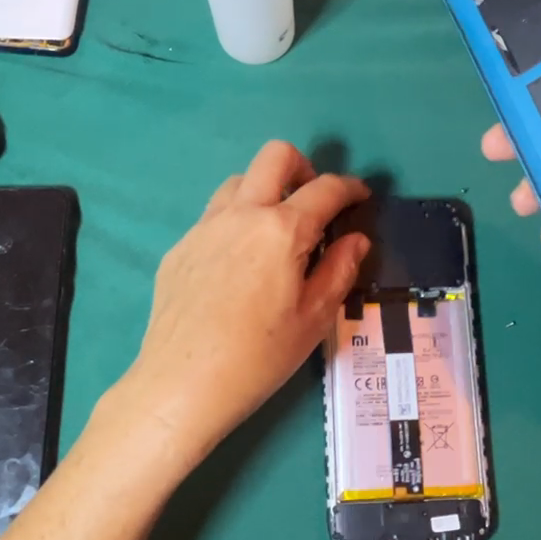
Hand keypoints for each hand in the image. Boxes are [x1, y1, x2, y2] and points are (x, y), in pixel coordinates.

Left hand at [117, 141, 369, 470]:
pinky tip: (238, 267)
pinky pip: (213, 217)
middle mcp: (241, 214)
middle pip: (275, 156)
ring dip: (264, 192)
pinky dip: (236, 223)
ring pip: (238, 181)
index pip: (325, 189)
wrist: (183, 383)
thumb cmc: (259, 356)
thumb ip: (339, 270)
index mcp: (282, 230)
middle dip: (303, 167)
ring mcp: (204, 227)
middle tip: (314, 205)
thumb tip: (355, 240)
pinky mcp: (180, 248)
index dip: (350, 188)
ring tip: (274, 234)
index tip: (360, 197)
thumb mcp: (314, 318)